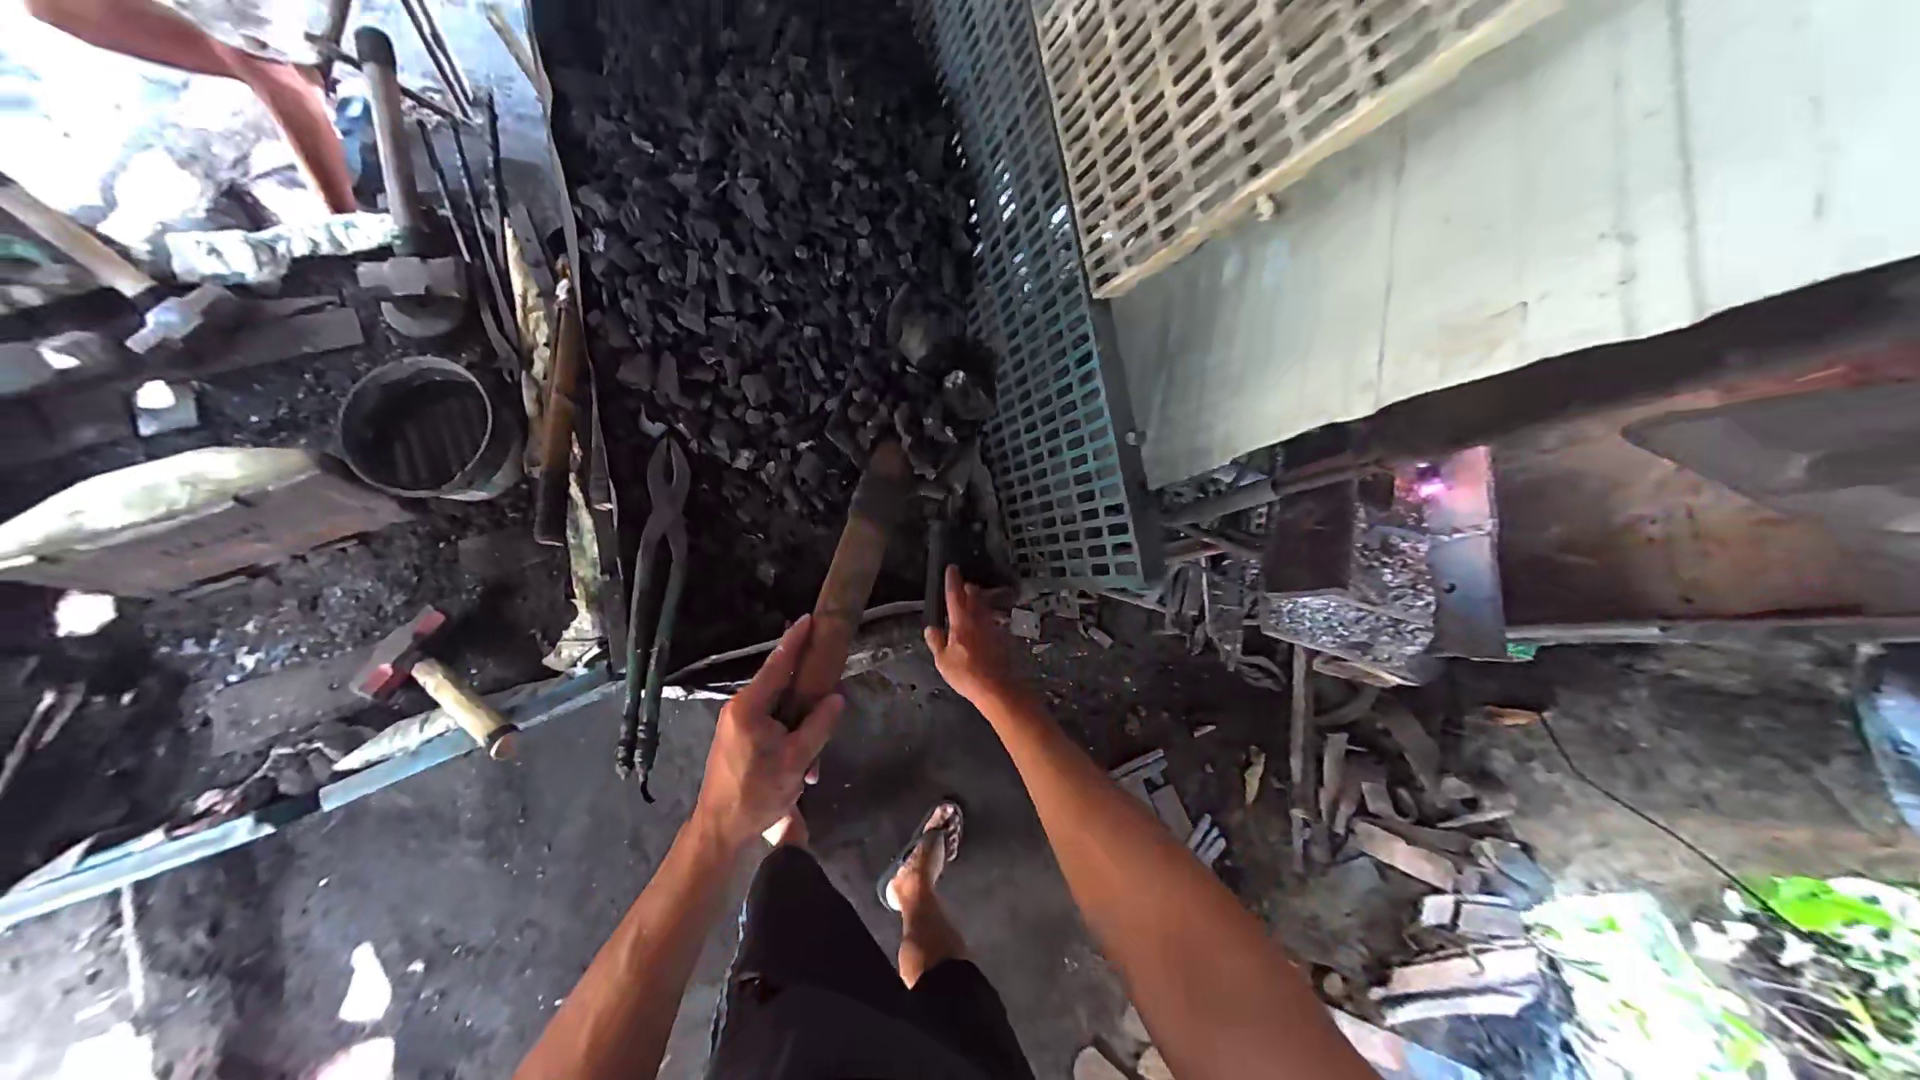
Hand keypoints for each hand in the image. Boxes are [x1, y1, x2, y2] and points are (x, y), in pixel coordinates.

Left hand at [692, 616, 843, 850]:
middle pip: (781, 688)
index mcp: (749, 707)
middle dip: (809, 699)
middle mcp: (740, 709)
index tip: (810, 619)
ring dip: (801, 731)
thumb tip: (836, 698)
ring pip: (780, 713)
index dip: (795, 641)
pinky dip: (791, 742)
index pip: (777, 664)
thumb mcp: (797, 759)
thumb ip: (819, 725)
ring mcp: (737, 726)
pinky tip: (801, 770)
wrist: (722, 834)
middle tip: (831, 699)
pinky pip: (773, 728)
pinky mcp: (740, 742)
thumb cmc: (757, 793)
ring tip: (812, 764)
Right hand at [924, 565, 1024, 707]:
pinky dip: (985, 617)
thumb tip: (931, 628)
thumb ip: (936, 642)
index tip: (951, 568)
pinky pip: (992, 619)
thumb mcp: (943, 661)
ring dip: (978, 600)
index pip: (954, 594)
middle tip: (961, 586)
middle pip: (974, 595)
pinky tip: (983, 626)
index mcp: (961, 621)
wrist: (998, 688)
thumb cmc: (967, 674)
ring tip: (971, 602)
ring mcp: (993, 626)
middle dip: (967, 587)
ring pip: (984, 606)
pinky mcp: (1002, 636)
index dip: (952, 579)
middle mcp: (979, 619)